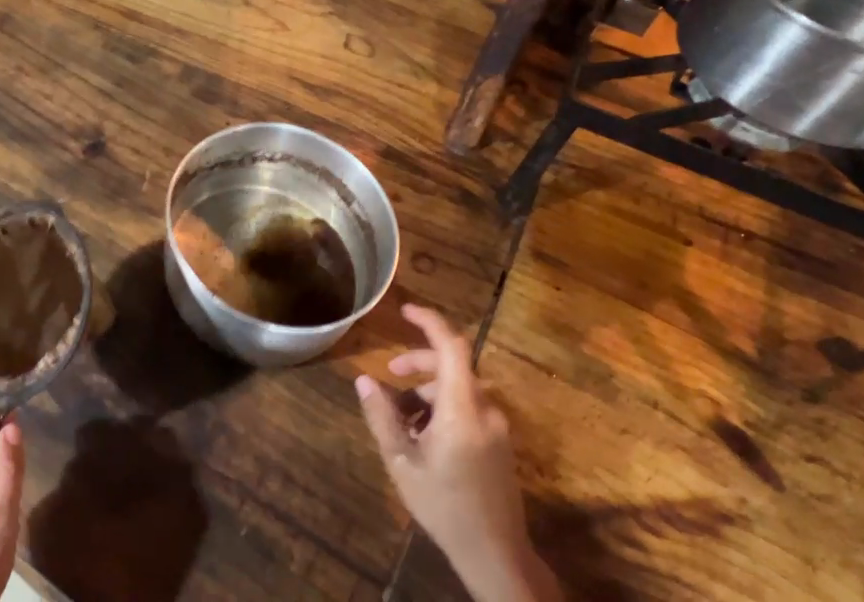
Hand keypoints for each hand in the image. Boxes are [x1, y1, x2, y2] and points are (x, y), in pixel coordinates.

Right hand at [356, 305, 559, 601]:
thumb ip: (382, 416)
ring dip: (428, 391)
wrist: (494, 552)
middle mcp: (486, 409)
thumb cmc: (443, 505)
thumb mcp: (401, 462)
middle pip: (453, 366)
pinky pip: (470, 407)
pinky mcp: (500, 441)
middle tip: (390, 376)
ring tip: (402, 418)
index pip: (451, 347)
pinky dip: (444, 408)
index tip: (404, 311)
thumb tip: (364, 380)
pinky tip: (423, 435)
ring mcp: (498, 426)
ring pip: (460, 388)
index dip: (429, 322)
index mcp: (463, 408)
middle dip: (418, 364)